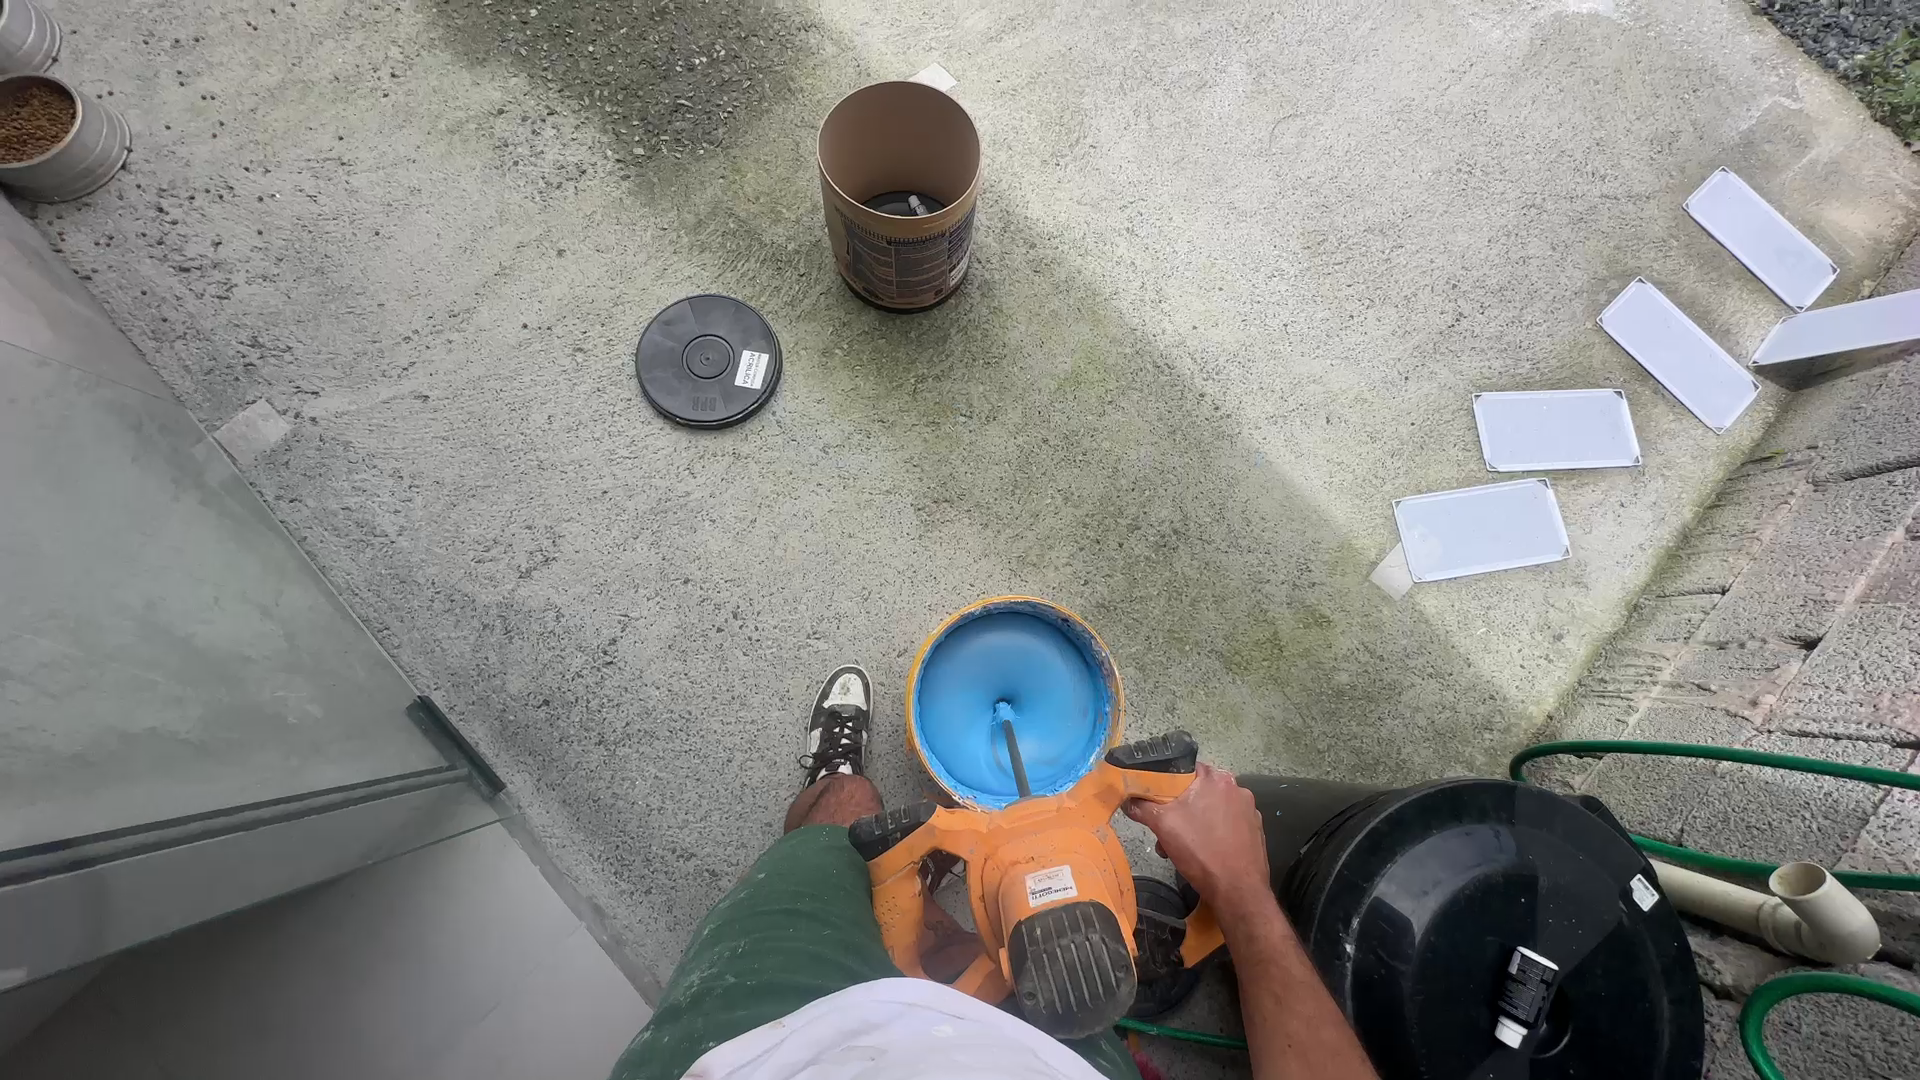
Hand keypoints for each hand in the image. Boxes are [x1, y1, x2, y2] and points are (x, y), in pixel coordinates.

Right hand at [1124, 764, 1273, 922]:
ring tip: (1182, 845)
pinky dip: (1214, 832)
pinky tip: (1205, 852)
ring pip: (1212, 808)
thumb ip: (1142, 807)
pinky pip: (1227, 824)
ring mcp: (1249, 811)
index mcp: (1216, 779)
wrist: (1238, 892)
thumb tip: (1128, 801)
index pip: (1184, 768)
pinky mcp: (1256, 831)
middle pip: (1198, 790)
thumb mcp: (1162, 825)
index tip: (1156, 797)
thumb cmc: (1201, 852)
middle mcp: (1237, 789)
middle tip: (1166, 827)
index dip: (1166, 782)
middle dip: (1179, 807)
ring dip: (1195, 821)